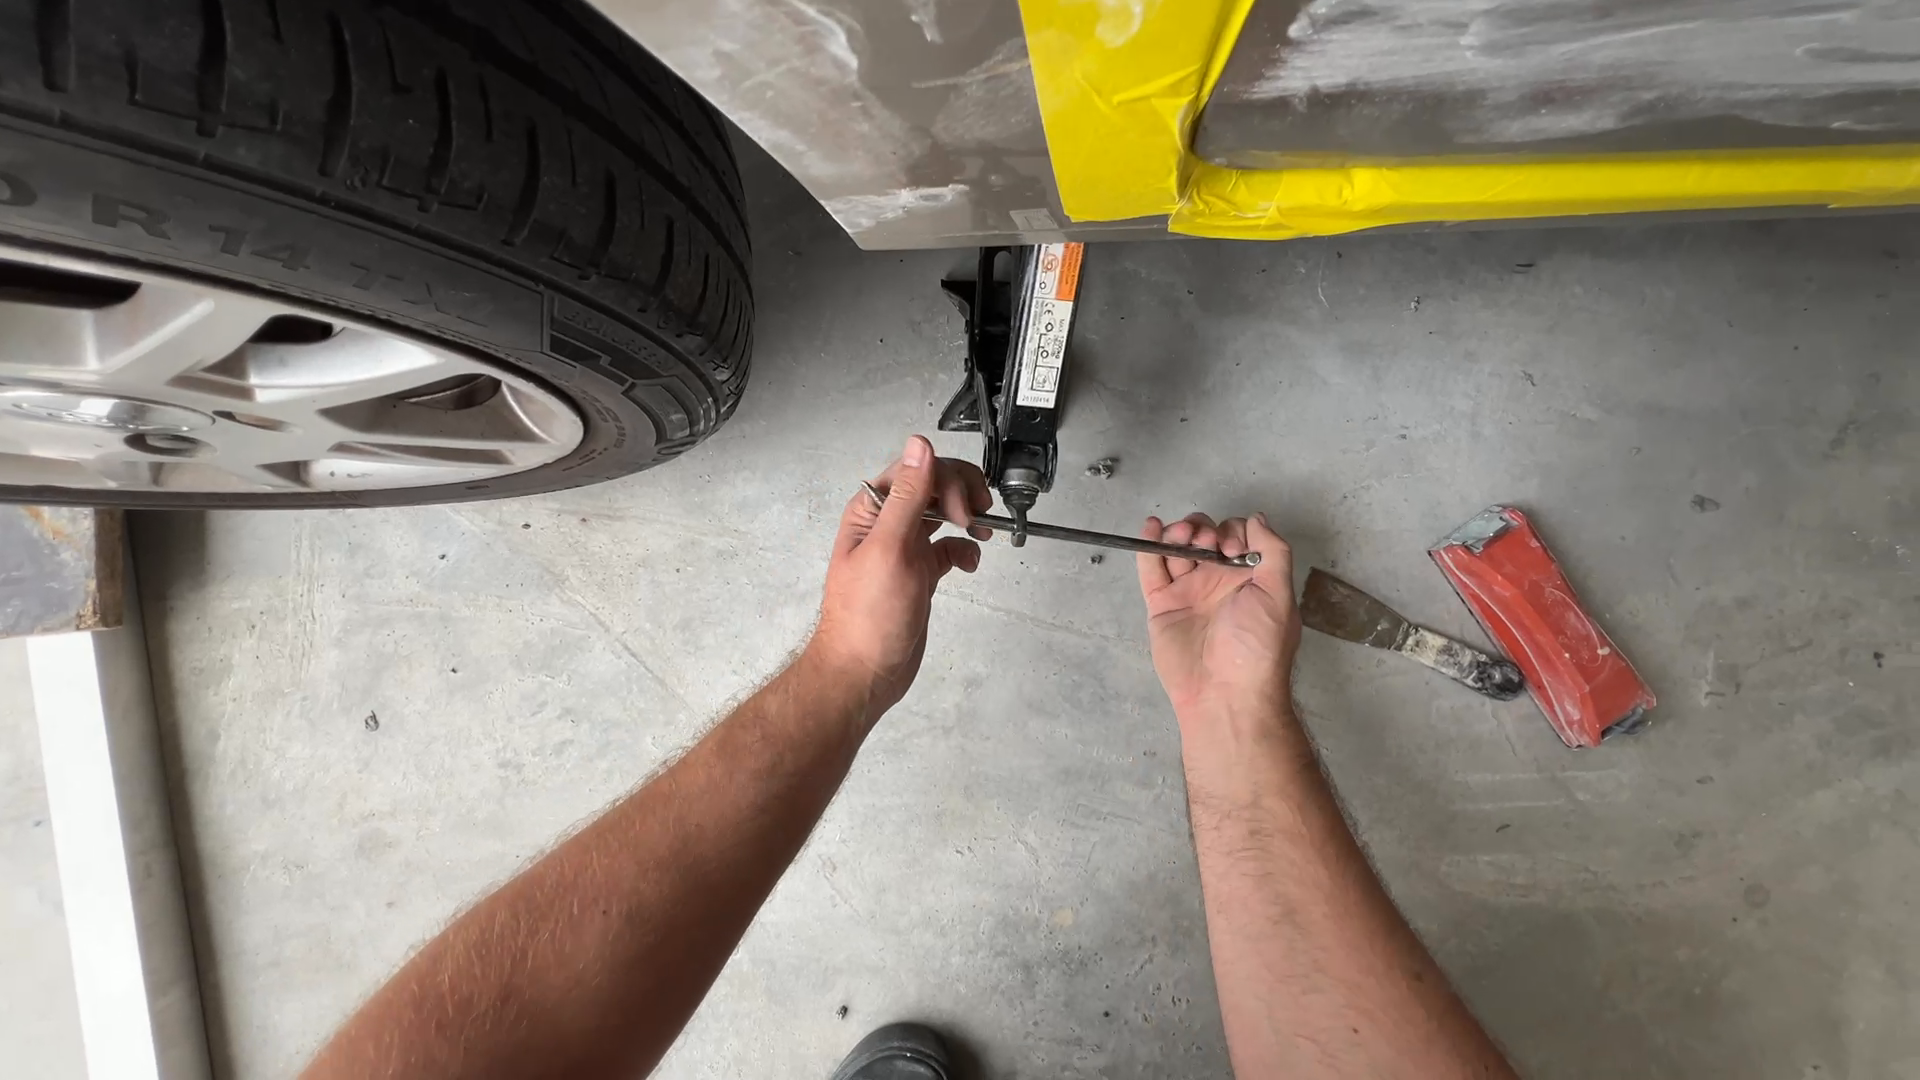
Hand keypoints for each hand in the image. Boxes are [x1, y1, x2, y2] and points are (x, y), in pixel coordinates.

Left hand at [807, 435, 991, 726]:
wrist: (864, 672)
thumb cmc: (869, 616)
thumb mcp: (890, 548)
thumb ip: (908, 496)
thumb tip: (920, 445)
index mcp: (872, 510)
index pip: (915, 470)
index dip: (946, 481)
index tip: (963, 511)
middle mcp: (887, 524)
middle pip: (932, 486)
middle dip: (961, 493)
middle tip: (977, 516)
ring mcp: (904, 548)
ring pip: (942, 513)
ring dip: (966, 515)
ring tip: (981, 529)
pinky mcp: (919, 572)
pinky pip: (948, 547)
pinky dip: (964, 548)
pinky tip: (970, 562)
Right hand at [1137, 513, 1300, 722]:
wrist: (1224, 692)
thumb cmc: (1257, 646)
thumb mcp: (1279, 595)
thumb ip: (1273, 551)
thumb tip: (1257, 518)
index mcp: (1250, 579)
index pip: (1238, 537)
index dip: (1234, 532)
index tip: (1233, 550)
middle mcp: (1219, 582)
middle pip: (1205, 537)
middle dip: (1204, 529)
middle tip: (1209, 545)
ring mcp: (1188, 592)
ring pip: (1178, 548)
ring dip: (1179, 531)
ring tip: (1181, 535)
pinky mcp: (1162, 604)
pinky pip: (1151, 569)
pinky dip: (1149, 545)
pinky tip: (1151, 527)